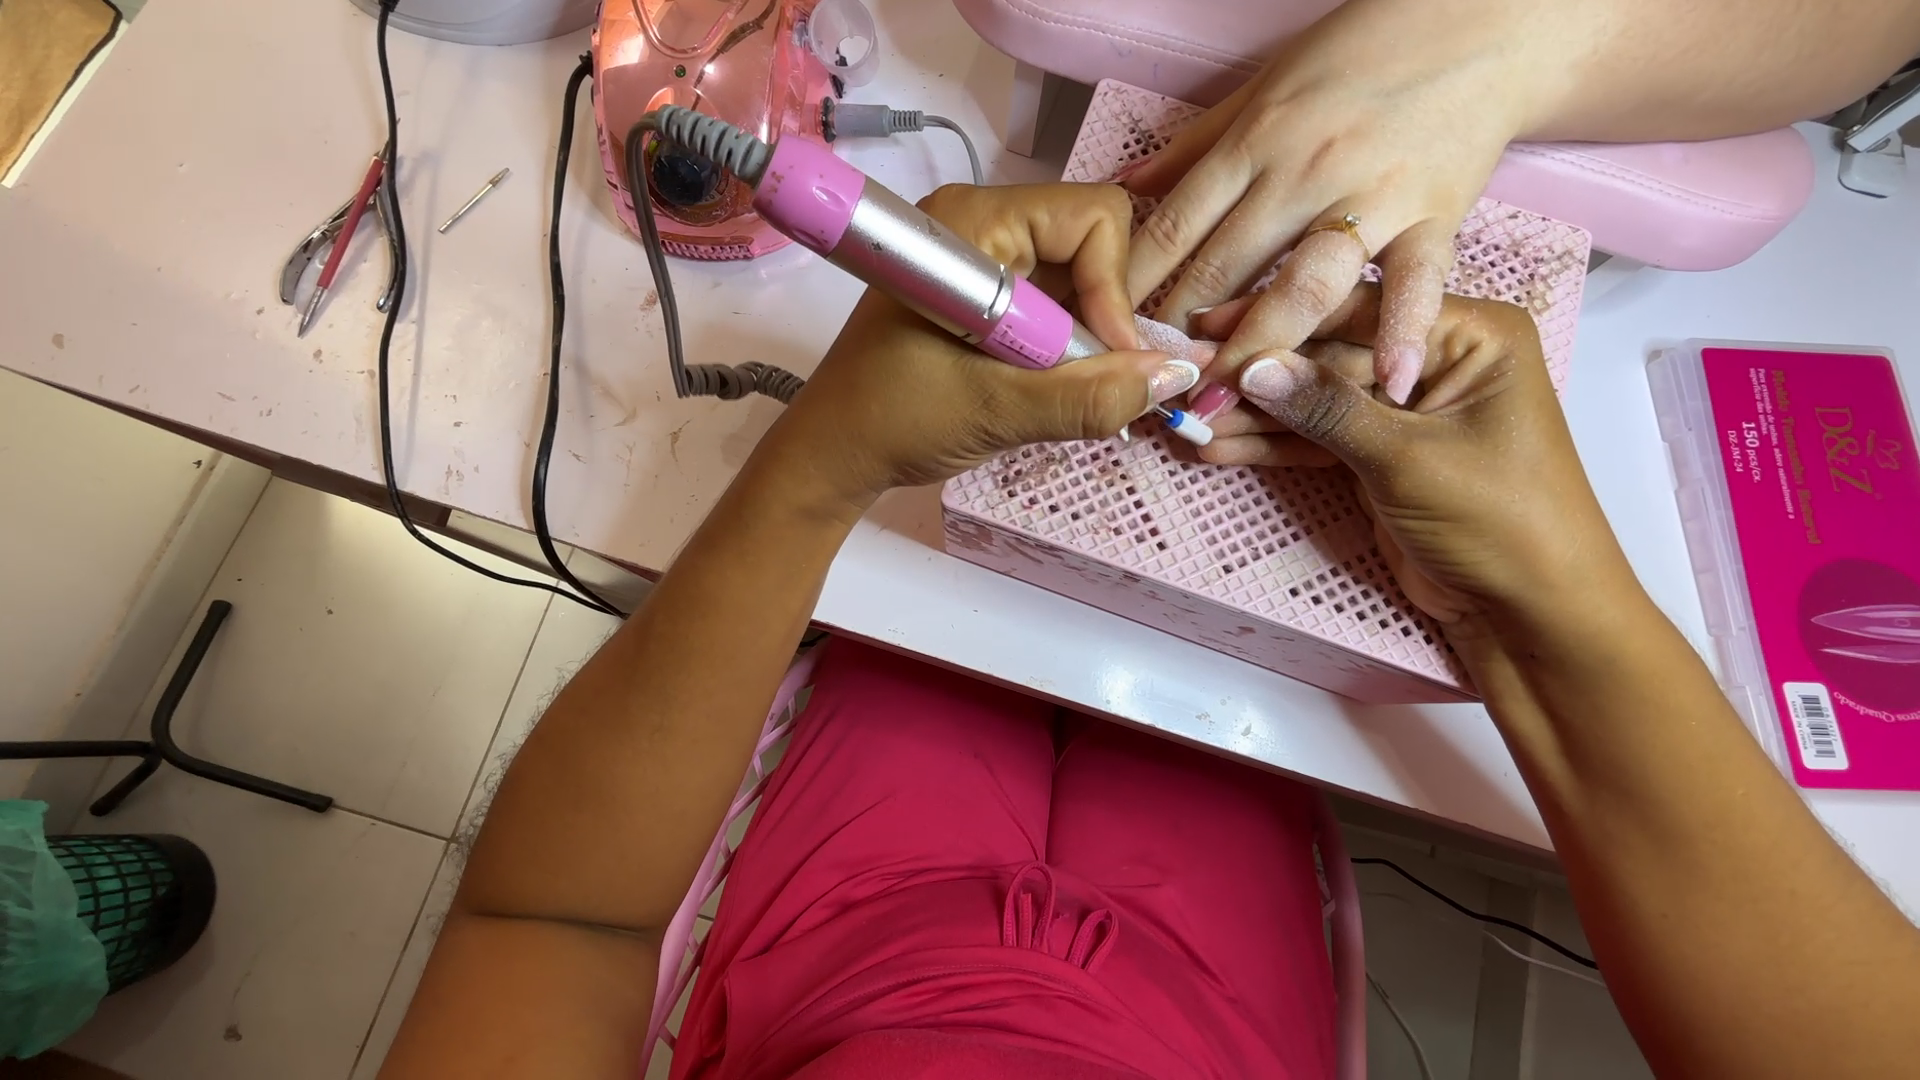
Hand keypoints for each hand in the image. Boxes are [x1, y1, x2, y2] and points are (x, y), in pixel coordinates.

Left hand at [769, 183, 1202, 506]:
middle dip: (1102, 318)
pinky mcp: (981, 296)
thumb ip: (1087, 397)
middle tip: (1087, 382)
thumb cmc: (894, 422)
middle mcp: (981, 225)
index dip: (1115, 290)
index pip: (1093, 219)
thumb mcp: (995, 411)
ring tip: (1056, 391)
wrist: (835, 453)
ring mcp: (980, 261)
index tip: (1106, 363)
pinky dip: (1062, 350)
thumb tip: (1173, 377)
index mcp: (973, 224)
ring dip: (1082, 341)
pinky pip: (1052, 306)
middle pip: (1091, 246)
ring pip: (1076, 282)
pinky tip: (1041, 386)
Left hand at [1123, 0, 1552, 405]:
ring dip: (1258, 346)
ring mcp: (1372, 196)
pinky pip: (1416, 282)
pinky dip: (1405, 333)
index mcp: (1253, 142)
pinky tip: (1389, 387)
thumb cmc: (1356, 56)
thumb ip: (1190, 149)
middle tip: (1153, 382)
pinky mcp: (1435, 215)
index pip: (1174, 228)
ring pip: (1303, 284)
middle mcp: (1303, 171)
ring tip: (1224, 398)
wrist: (1485, 18)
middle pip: (1225, 265)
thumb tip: (1124, 190)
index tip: (1109, 336)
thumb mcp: (1259, 90)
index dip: (1133, 289)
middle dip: (1181, 332)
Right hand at [1228, 285, 1635, 628]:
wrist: (1526, 610)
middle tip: (1187, 384)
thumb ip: (1325, 408)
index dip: (1276, 322)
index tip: (1206, 331)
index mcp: (1465, 333)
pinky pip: (1314, 439)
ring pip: (1312, 402)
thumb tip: (1250, 368)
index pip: (1354, 311)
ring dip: (1252, 418)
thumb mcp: (1406, 456)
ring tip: (1188, 424)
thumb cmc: (1495, 518)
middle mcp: (1431, 360)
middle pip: (1325, 358)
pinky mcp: (1376, 453)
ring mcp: (1400, 410)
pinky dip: (1271, 447)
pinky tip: (1218, 449)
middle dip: (1255, 379)